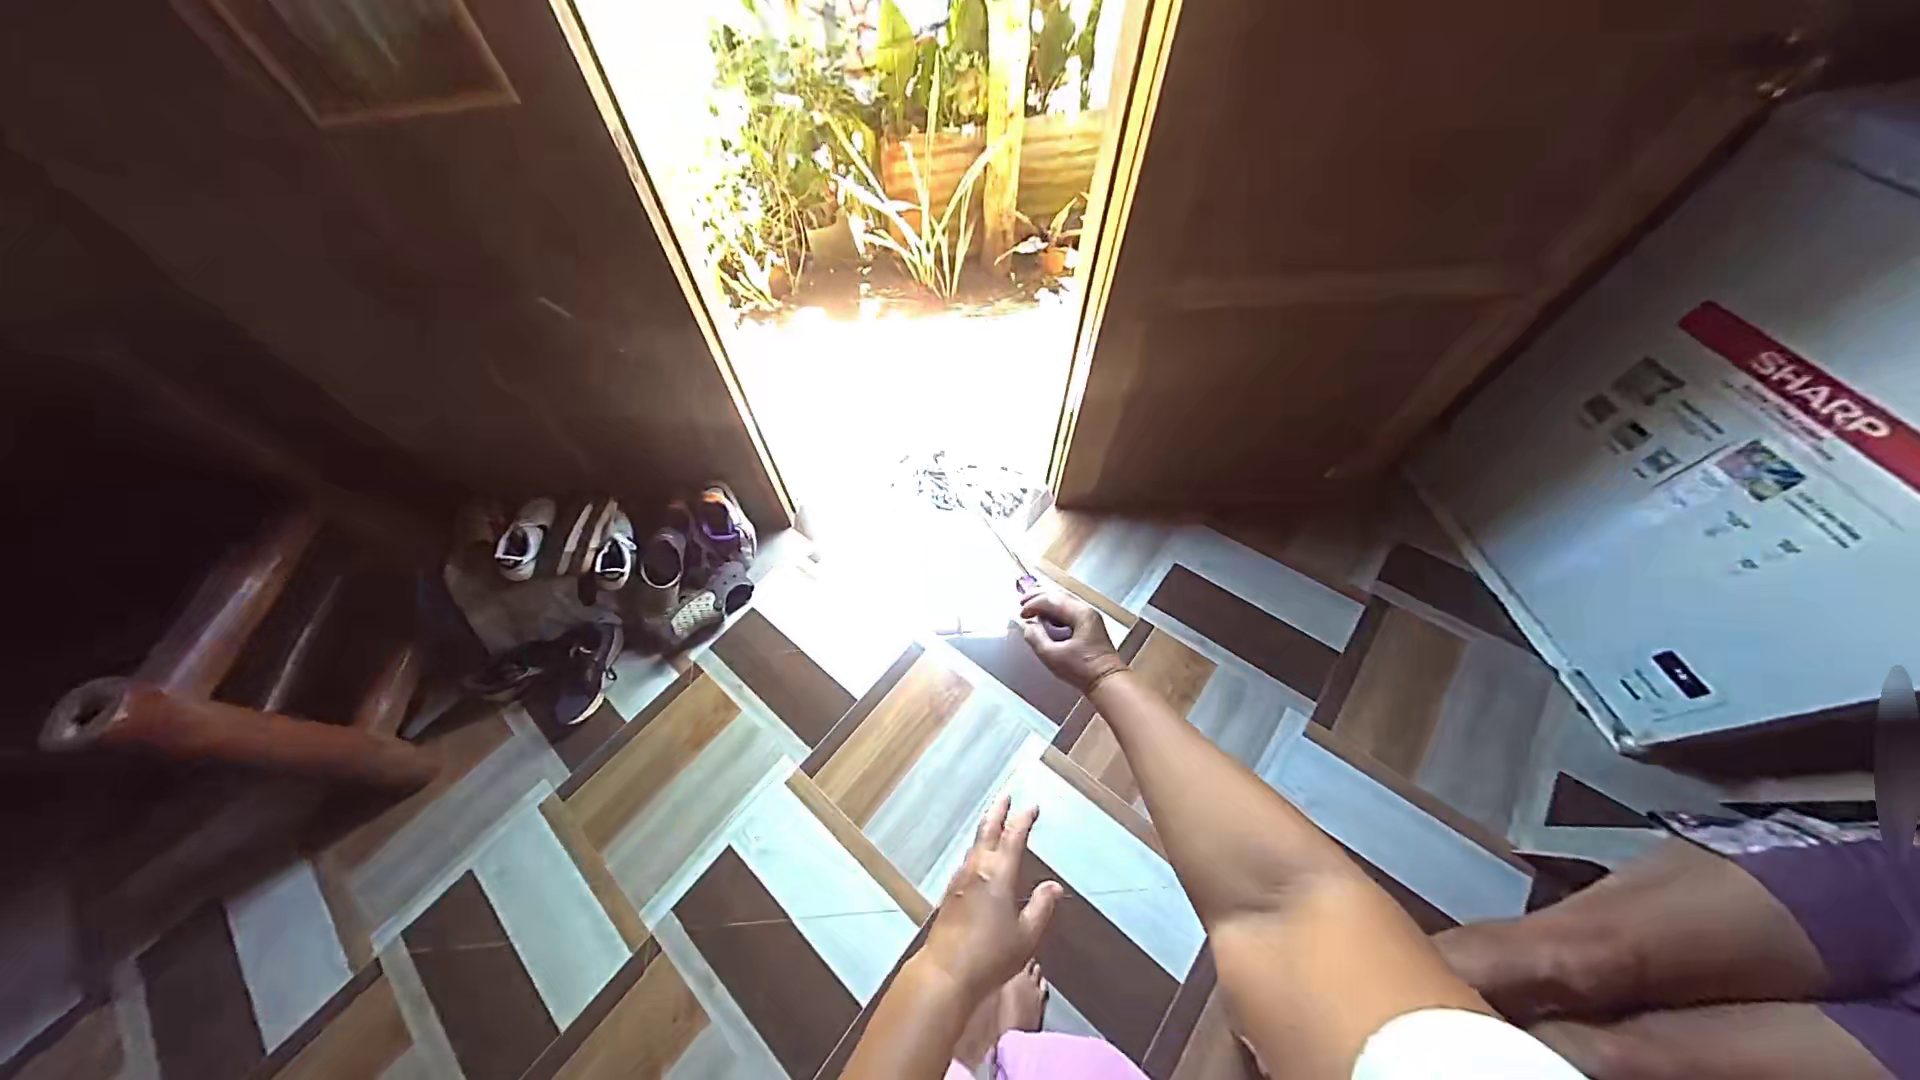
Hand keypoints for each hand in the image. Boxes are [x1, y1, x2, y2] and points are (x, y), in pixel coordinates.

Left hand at [919, 797, 1062, 1000]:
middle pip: (987, 830)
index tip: (1032, 807)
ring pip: (975, 844)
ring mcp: (960, 879)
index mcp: (997, 874)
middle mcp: (977, 869)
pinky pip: (967, 859)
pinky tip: (980, 856)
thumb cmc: (990, 956)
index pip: (1013, 837)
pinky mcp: (950, 892)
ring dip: (987, 827)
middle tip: (1006, 795)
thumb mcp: (1025, 936)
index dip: (1023, 819)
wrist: (946, 972)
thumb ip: (1040, 907)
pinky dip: (978, 848)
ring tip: (995, 820)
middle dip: (998, 810)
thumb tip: (1054, 886)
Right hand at [1019, 591, 1125, 693]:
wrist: (1107, 682)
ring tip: (1031, 608)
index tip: (1020, 614)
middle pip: (1059, 596)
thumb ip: (1036, 638)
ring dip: (1046, 603)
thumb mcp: (1052, 656)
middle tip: (1022, 602)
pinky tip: (1046, 618)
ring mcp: (1090, 617)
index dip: (1033, 604)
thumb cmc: (1081, 669)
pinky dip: (1055, 611)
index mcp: (1080, 614)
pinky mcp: (1090, 626)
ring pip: (1064, 601)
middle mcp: (1086, 610)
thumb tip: (1029, 626)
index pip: (1052, 600)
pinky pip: (1069, 610)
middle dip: (1038, 597)